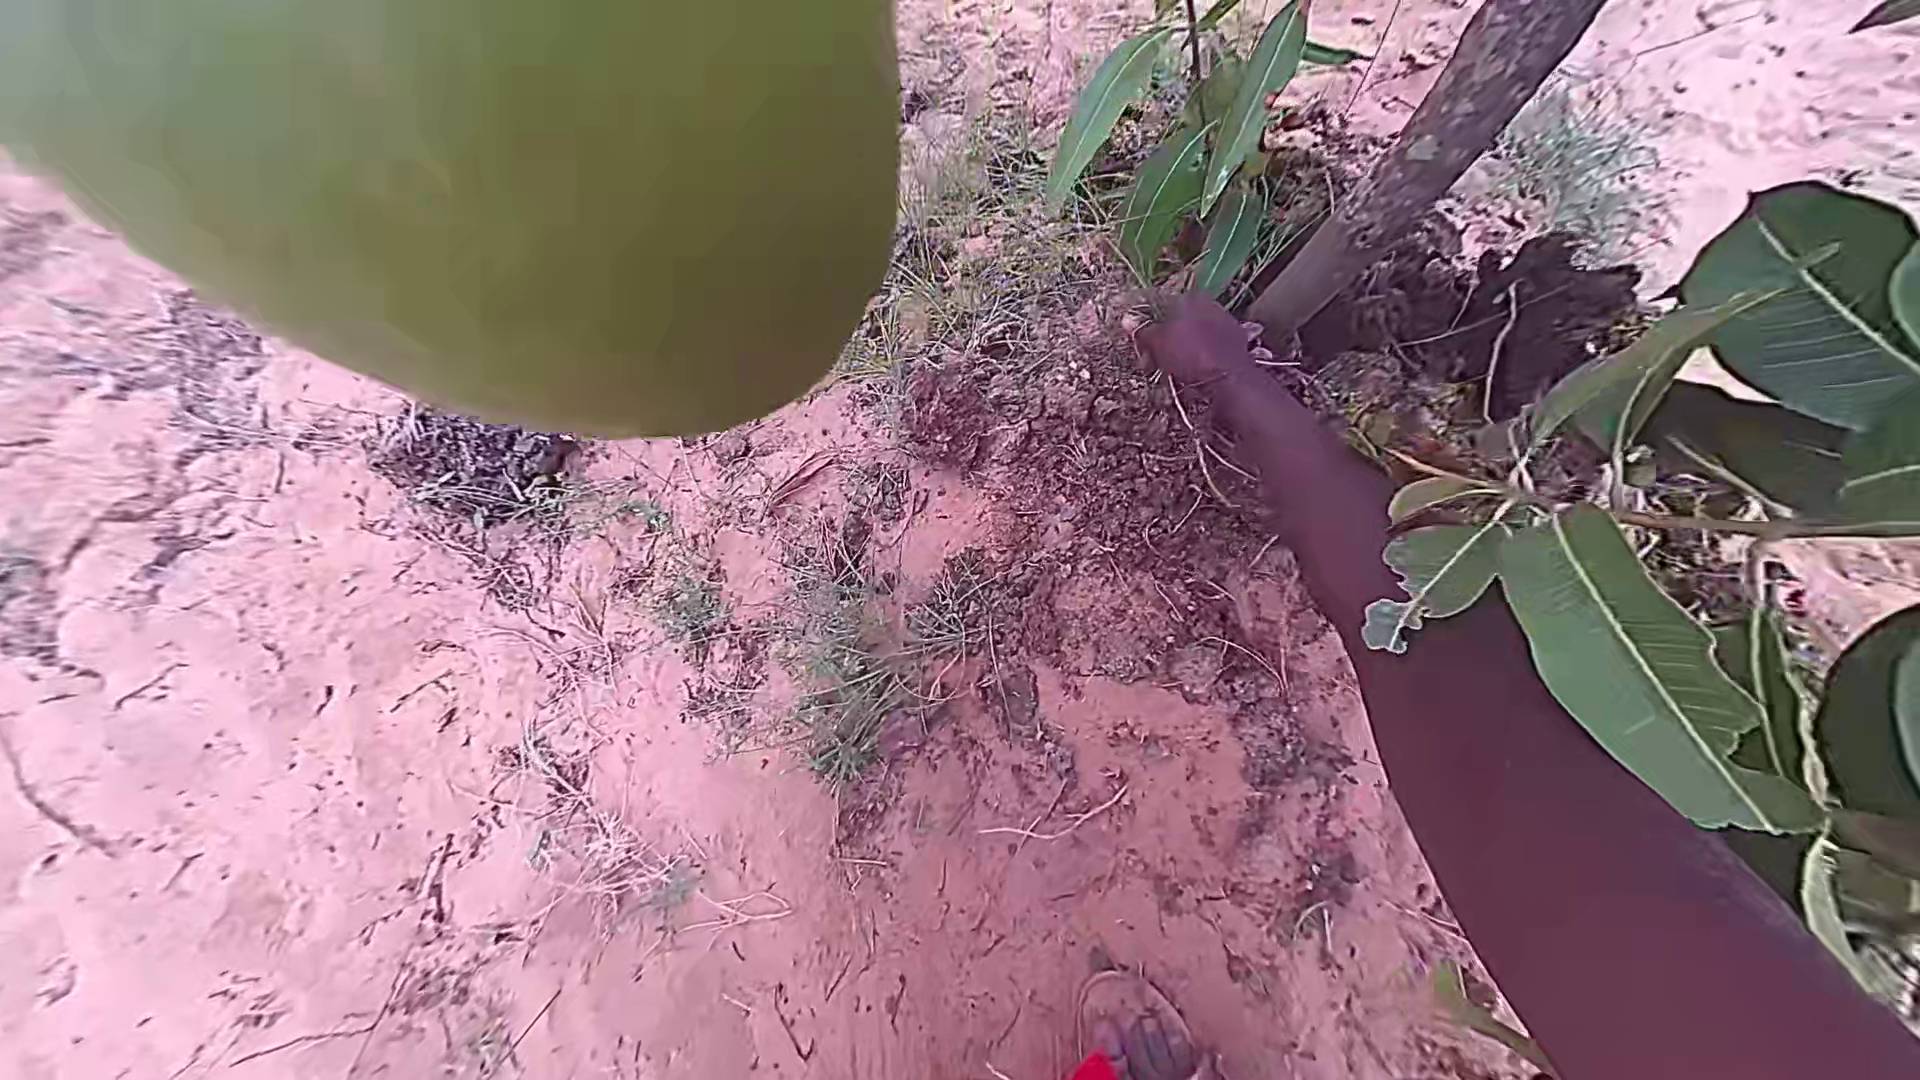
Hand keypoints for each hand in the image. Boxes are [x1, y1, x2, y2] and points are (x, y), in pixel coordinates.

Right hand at [1130, 294, 1270, 387]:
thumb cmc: (1188, 355)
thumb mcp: (1157, 343)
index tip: (1139, 345)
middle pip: (1177, 321)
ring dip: (1178, 349)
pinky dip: (1196, 356)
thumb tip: (1126, 319)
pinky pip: (1206, 346)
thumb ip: (1142, 330)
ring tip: (1169, 369)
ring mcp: (1224, 322)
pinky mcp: (1235, 341)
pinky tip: (1190, 371)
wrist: (1227, 378)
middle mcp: (1209, 304)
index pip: (1160, 306)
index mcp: (1189, 298)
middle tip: (1150, 361)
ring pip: (1192, 334)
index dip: (1146, 326)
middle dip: (1162, 340)